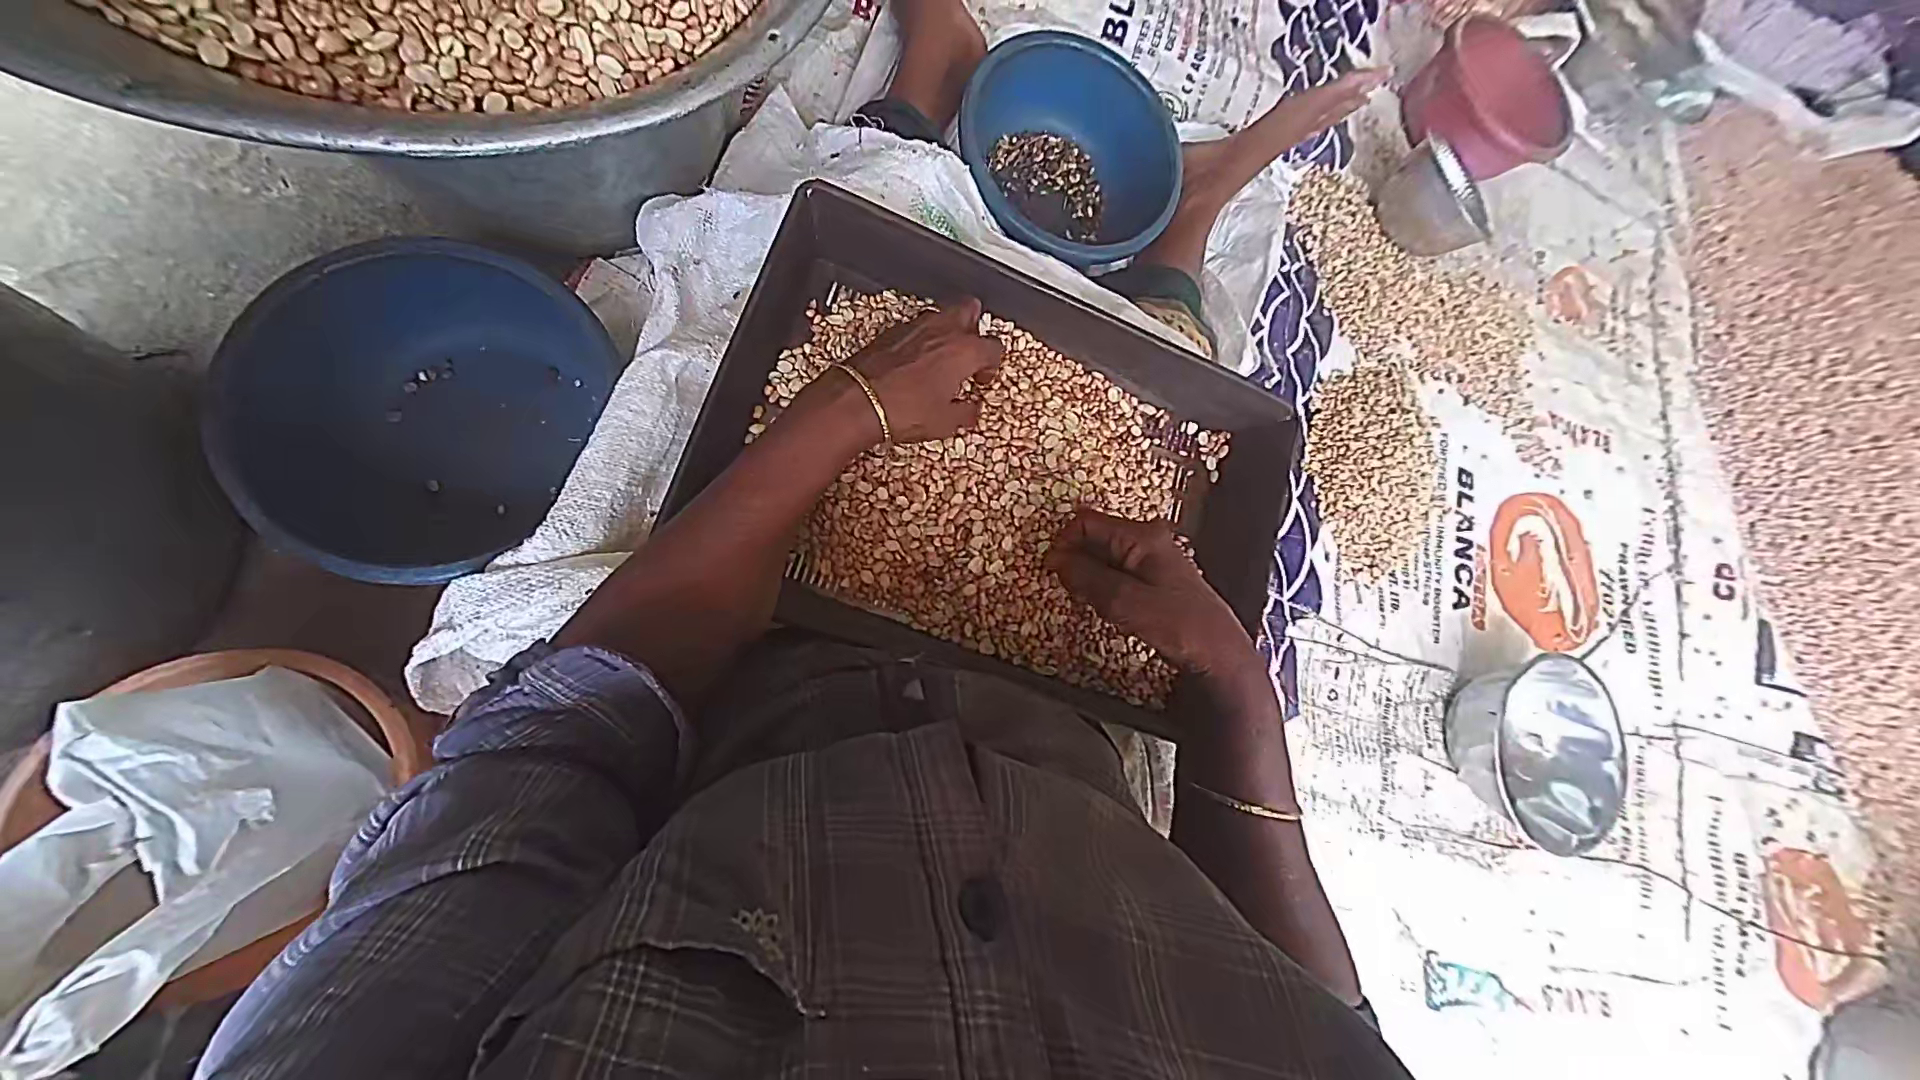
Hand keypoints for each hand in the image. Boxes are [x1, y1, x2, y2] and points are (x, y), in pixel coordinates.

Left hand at [805, 297, 1004, 447]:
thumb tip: (971, 411)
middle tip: (969, 355)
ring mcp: (915, 326)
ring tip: (942, 359)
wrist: (858, 402)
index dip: (992, 365)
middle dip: (974, 330)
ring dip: (947, 332)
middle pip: (971, 311)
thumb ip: (966, 413)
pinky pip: (916, 327)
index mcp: (965, 351)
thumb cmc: (902, 409)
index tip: (982, 379)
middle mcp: (943, 330)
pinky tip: (916, 362)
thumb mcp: (945, 423)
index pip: (995, 347)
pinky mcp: (891, 331)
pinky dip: (921, 339)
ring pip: (942, 314)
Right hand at [1044, 509, 1256, 677]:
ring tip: (1089, 602)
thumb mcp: (1125, 602)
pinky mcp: (1152, 579)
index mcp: (1142, 536)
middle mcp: (1146, 540)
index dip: (1063, 543)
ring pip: (1101, 558)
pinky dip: (1101, 588)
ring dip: (1087, 578)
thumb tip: (1057, 560)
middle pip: (1093, 538)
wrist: (1220, 655)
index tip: (1051, 570)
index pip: (1085, 522)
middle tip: (1069, 590)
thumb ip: (1087, 577)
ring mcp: (1150, 560)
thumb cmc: (1180, 626)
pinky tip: (1106, 608)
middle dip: (1074, 562)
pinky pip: (1114, 574)